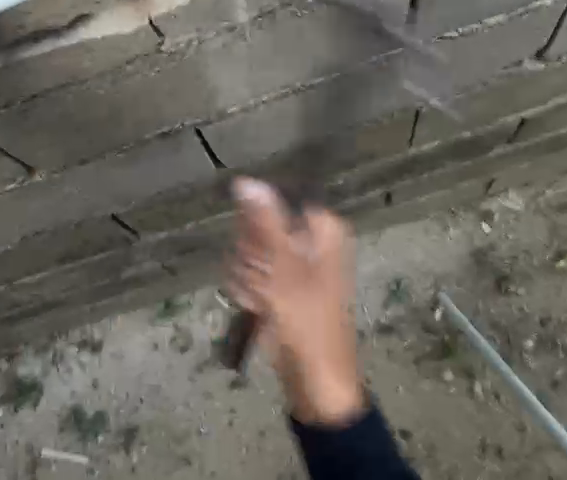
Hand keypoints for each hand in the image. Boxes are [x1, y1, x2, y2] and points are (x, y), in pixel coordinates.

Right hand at [226, 178, 366, 426]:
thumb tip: (245, 180)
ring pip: (247, 252)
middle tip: (262, 282)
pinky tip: (256, 309)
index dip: (258, 224)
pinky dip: (248, 293)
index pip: (274, 201)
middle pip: (258, 226)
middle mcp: (308, 241)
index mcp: (321, 229)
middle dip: (250, 256)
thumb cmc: (308, 325)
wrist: (316, 385)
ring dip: (247, 278)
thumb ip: (264, 223)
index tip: (257, 249)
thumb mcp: (284, 270)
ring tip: (261, 302)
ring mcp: (293, 265)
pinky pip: (248, 275)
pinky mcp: (279, 287)